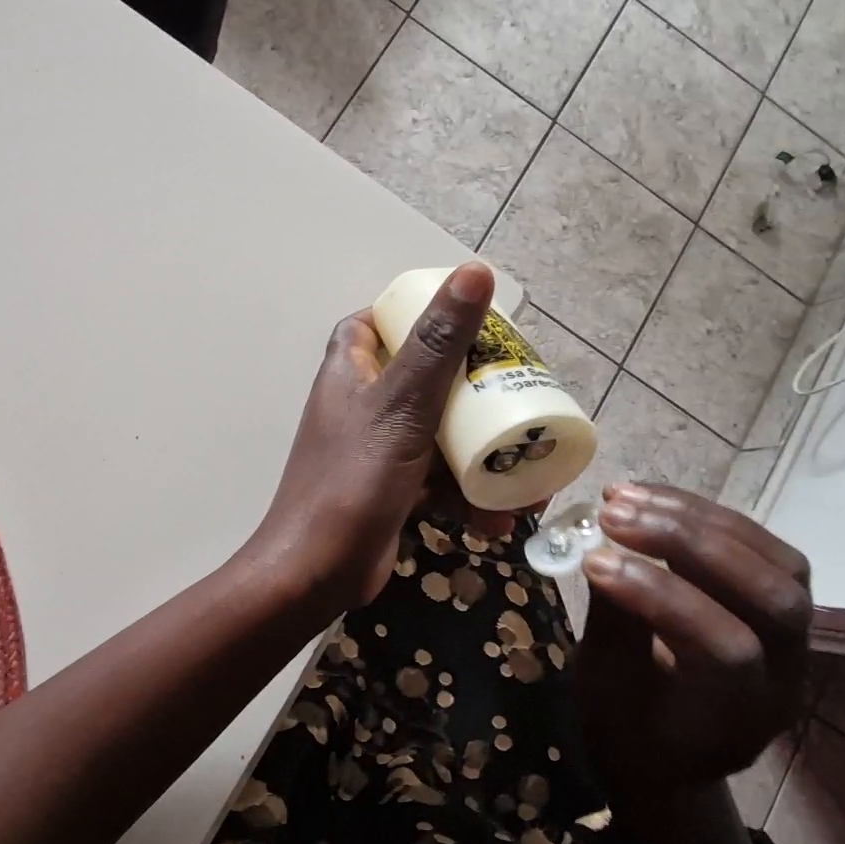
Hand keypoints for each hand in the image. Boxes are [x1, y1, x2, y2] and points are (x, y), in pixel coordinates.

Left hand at [247, 263, 513, 609]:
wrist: (316, 572)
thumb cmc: (353, 480)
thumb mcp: (402, 405)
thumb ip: (439, 342)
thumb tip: (474, 271)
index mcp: (352, 368)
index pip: (384, 320)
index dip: (426, 316)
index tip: (479, 326)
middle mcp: (364, 401)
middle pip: (430, 377)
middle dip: (480, 397)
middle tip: (526, 405)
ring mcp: (379, 447)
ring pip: (443, 432)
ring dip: (485, 454)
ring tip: (528, 480)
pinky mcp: (394, 488)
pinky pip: (441, 476)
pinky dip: (469, 493)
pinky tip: (499, 518)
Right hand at [573, 483, 812, 797]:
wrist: (664, 757)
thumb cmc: (624, 730)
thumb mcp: (603, 687)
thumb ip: (614, 622)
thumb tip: (603, 548)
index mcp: (738, 717)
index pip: (724, 646)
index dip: (660, 596)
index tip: (593, 561)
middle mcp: (787, 678)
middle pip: (773, 598)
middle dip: (691, 545)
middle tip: (614, 514)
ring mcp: (797, 643)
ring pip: (781, 565)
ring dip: (702, 520)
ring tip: (630, 496)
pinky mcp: (783, 611)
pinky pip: (769, 552)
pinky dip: (711, 517)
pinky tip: (655, 500)